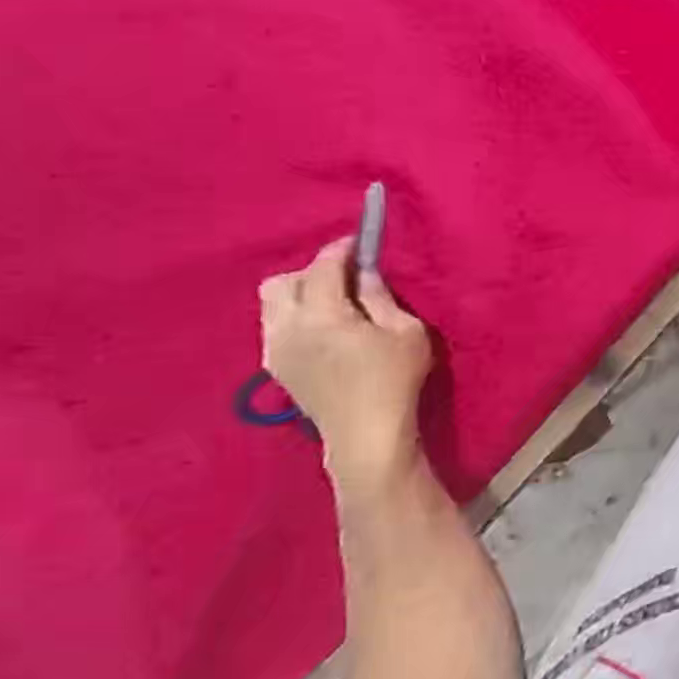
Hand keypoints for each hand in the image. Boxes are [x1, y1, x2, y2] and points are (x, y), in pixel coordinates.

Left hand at [259, 237, 432, 485]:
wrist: (366, 436)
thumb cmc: (394, 379)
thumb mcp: (405, 331)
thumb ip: (380, 297)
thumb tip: (366, 274)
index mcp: (321, 315)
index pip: (322, 266)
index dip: (342, 249)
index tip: (362, 243)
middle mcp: (287, 328)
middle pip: (283, 281)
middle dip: (314, 271)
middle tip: (347, 278)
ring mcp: (276, 350)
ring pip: (273, 304)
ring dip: (302, 293)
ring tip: (336, 303)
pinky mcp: (277, 369)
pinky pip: (276, 326)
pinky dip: (296, 316)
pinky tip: (325, 329)